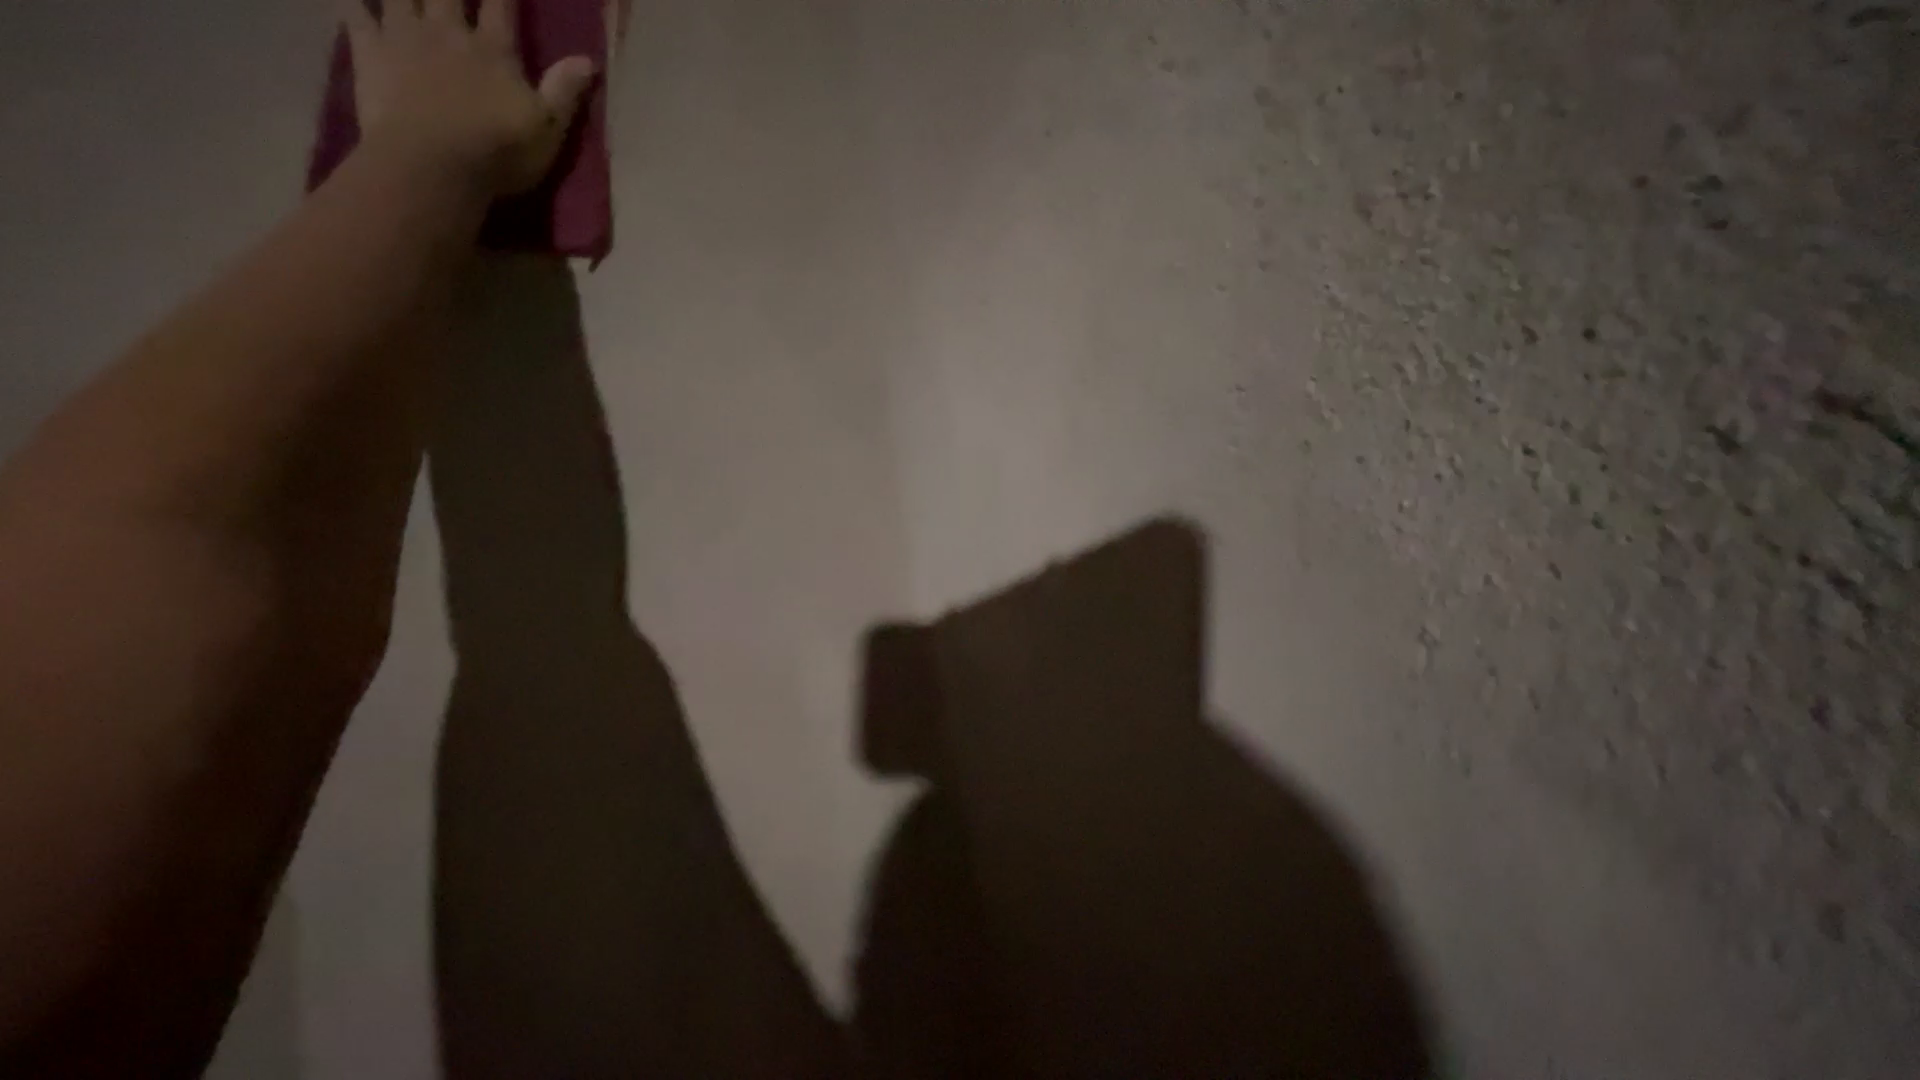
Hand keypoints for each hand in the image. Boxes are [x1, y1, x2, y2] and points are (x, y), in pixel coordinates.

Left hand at [342, 0, 597, 197]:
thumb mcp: (547, 130)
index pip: (500, 6)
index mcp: (495, 51)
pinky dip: (355, 2)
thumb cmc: (499, 153)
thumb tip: (589, 60)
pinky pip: (355, 13)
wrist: (432, 165)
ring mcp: (404, 38)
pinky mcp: (370, 53)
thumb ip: (564, 92)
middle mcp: (449, 32)